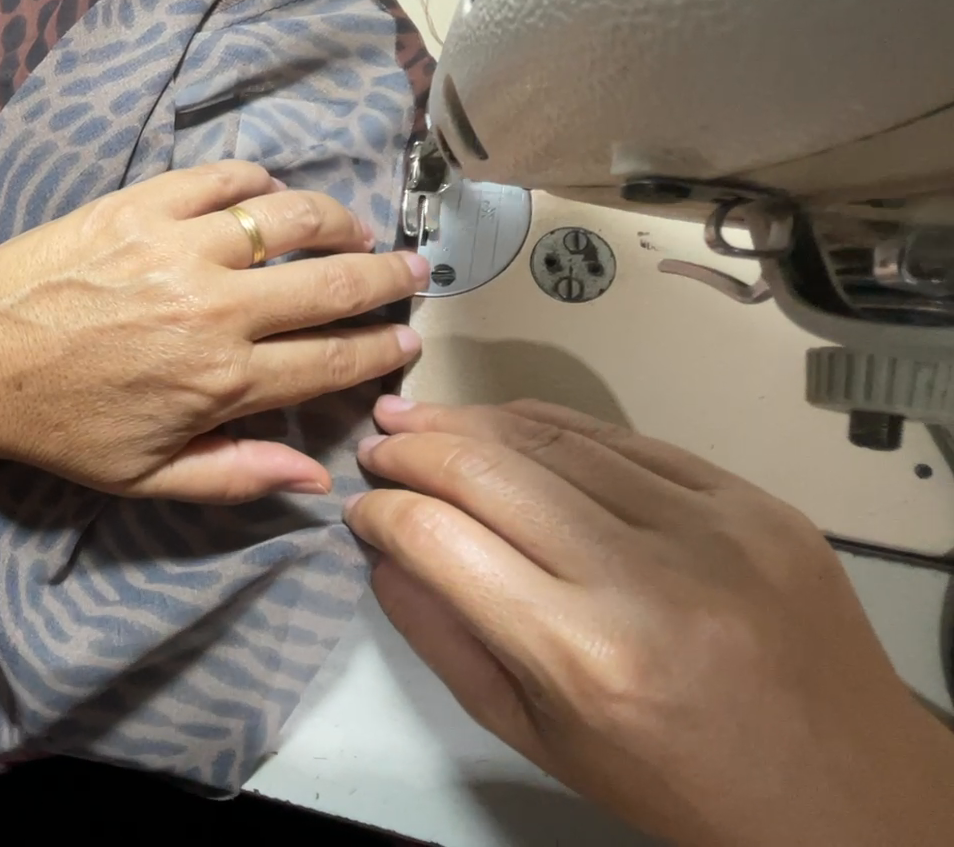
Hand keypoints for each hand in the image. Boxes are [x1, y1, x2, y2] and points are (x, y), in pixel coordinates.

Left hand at [0, 159, 427, 502]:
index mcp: (221, 380)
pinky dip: (257, 180)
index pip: (333, 360)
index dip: (382, 350)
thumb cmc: (55, 426)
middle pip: (332, 284)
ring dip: (339, 221)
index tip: (409, 339)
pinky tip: (267, 194)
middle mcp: (215, 308)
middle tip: (412, 274)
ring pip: (290, 218)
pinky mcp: (136, 207)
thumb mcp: (142, 477)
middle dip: (387, 279)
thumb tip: (319, 475)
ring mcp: (176, 248)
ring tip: (354, 229)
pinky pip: (220, 178)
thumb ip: (234, 474)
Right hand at [346, 398, 953, 846]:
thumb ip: (435, 632)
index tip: (359, 507)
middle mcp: (645, 579)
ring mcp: (711, 529)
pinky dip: (537, 422)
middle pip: (484, 471)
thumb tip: (380, 544)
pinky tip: (494, 422)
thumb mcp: (525, 729)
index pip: (437, 537)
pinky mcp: (752, 502)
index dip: (381, 510)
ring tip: (412, 416)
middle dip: (409, 449)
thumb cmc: (669, 779)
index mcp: (582, 654)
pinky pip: (616, 435)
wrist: (859, 802)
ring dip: (461, 420)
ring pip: (545, 439)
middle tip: (372, 445)